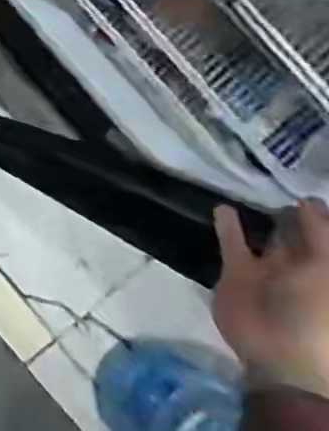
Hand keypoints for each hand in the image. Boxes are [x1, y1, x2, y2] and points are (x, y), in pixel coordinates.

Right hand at [214, 201, 328, 394]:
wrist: (279, 351)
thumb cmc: (318, 316)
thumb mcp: (325, 277)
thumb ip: (322, 242)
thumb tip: (310, 204)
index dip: (324, 219)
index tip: (313, 195)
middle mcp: (309, 271)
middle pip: (310, 241)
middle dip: (306, 220)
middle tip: (296, 191)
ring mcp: (273, 272)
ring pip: (275, 240)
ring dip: (272, 222)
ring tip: (266, 197)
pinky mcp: (239, 271)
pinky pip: (234, 244)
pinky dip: (228, 227)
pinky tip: (223, 209)